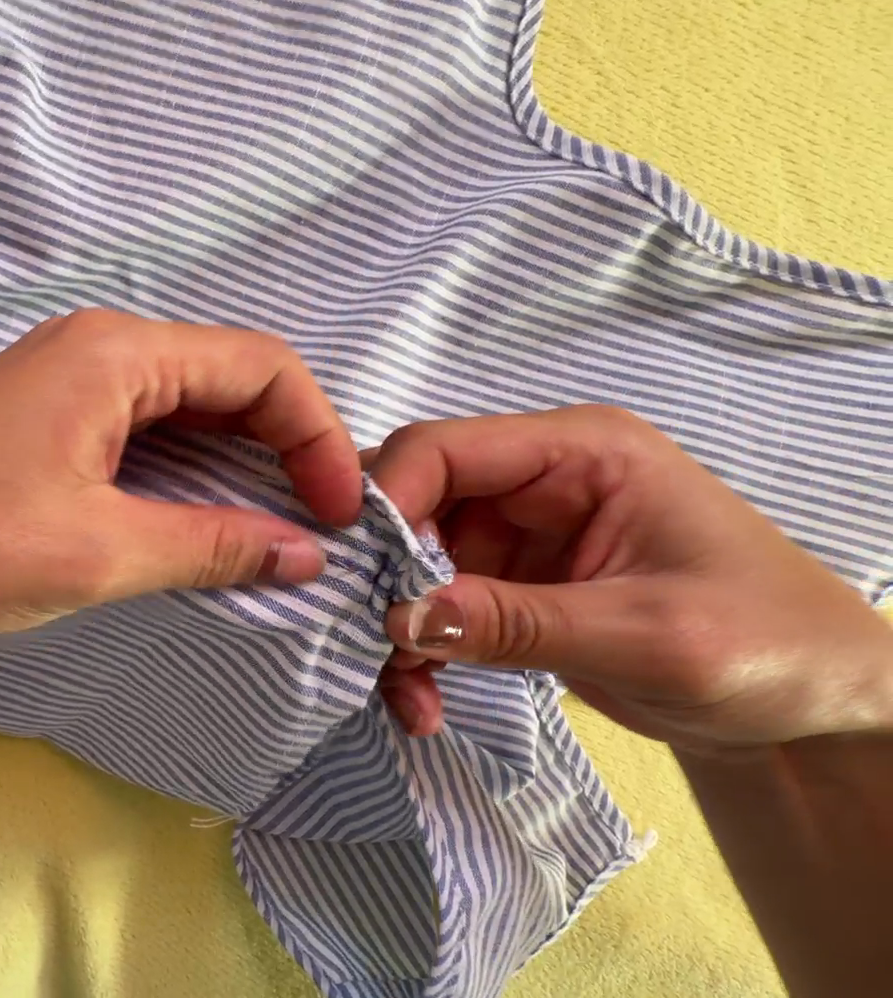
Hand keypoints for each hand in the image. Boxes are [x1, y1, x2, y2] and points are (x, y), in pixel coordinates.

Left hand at [0, 309, 363, 686]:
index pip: (257, 366)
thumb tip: (303, 552)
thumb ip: (215, 544)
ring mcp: (53, 379)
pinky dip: (173, 469)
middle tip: (309, 525)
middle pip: (219, 380)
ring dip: (226, 462)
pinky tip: (189, 516)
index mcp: (112, 352)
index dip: (315, 434)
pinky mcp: (32, 417)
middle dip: (276, 446)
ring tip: (262, 529)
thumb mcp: (104, 551)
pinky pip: (129, 428)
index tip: (338, 512)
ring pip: (174, 408)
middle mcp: (87, 346)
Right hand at [368, 406, 892, 752]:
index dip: (385, 500)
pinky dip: (412, 649)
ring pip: (403, 559)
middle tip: (360, 635)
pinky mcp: (496, 579)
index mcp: (577, 453)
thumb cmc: (773, 652)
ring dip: (390, 623)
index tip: (354, 575)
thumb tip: (396, 619)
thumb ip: (519, 623)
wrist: (815, 719)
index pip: (441, 449)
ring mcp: (508, 532)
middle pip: (408, 500)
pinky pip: (424, 601)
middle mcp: (530, 480)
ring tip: (401, 689)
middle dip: (378, 570)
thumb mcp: (652, 638)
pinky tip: (421, 700)